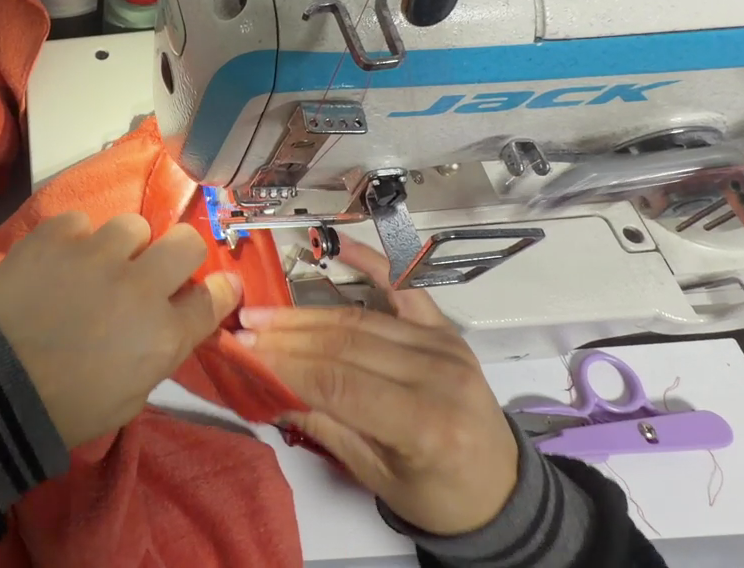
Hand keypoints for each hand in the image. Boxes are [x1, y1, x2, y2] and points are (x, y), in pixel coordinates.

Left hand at [0, 212, 241, 449]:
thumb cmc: (66, 407)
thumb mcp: (131, 396)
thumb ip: (159, 350)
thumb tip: (169, 318)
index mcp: (162, 335)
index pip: (212, 298)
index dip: (219, 290)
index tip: (214, 286)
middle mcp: (139, 285)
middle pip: (186, 243)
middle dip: (178, 254)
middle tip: (154, 269)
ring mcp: (96, 253)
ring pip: (132, 225)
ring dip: (122, 246)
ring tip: (96, 266)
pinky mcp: (56, 234)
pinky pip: (81, 221)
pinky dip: (75, 240)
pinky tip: (58, 263)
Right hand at [238, 234, 517, 536]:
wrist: (501, 493)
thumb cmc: (436, 495)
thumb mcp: (375, 476)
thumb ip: (322, 425)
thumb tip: (264, 387)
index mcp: (426, 424)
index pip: (339, 382)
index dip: (285, 364)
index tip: (241, 351)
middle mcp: (438, 375)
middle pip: (345, 344)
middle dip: (286, 336)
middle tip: (242, 328)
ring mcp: (444, 345)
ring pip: (359, 319)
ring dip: (305, 313)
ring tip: (263, 313)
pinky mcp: (445, 330)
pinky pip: (405, 288)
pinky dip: (373, 264)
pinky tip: (341, 247)